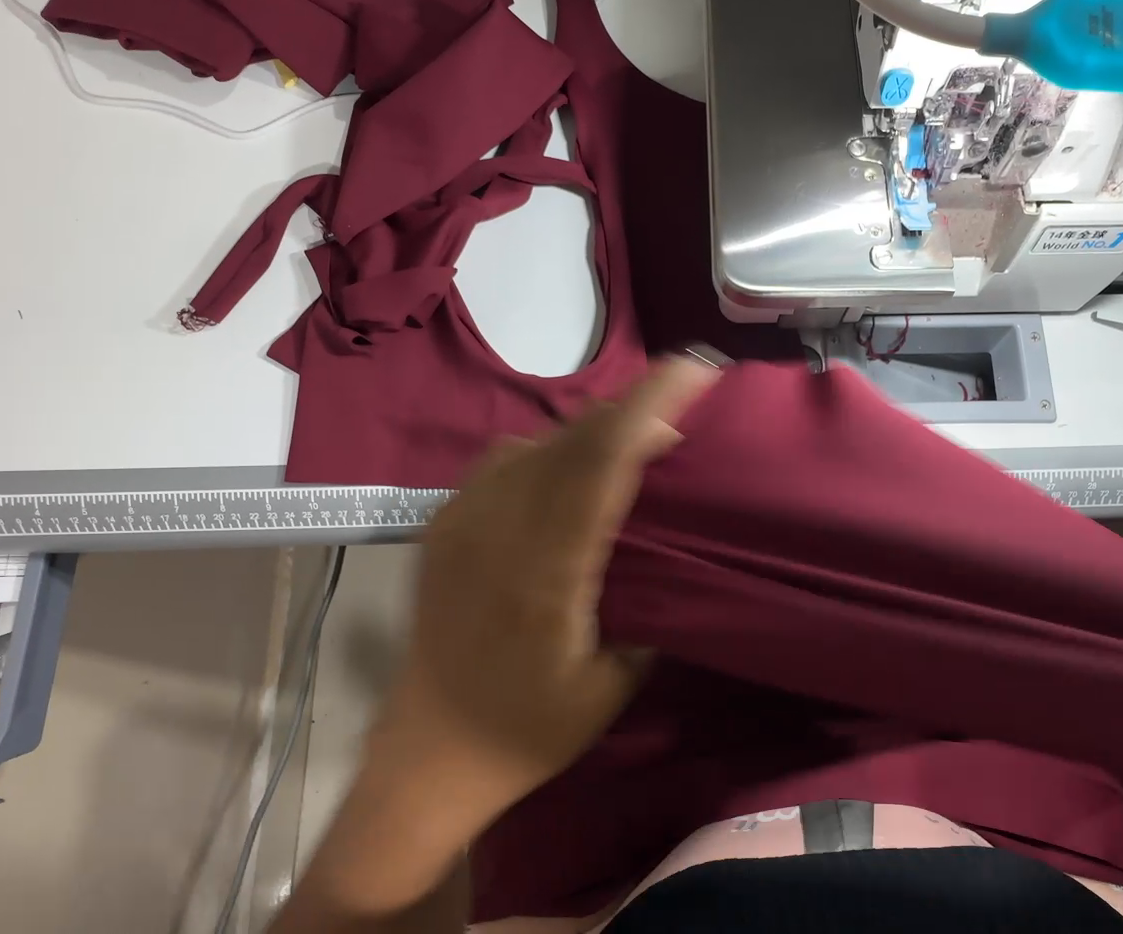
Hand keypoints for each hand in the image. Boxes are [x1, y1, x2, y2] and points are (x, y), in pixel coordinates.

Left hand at [382, 354, 722, 816]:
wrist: (430, 751)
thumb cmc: (531, 728)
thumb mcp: (613, 683)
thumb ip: (652, 606)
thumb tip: (680, 545)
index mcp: (545, 568)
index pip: (599, 460)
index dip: (647, 405)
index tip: (693, 371)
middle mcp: (498, 527)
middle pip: (571, 437)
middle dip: (632, 408)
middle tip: (681, 405)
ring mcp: (462, 519)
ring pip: (538, 440)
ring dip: (593, 428)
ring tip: (634, 438)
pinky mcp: (444, 522)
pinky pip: (505, 458)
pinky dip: (552, 448)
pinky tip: (571, 469)